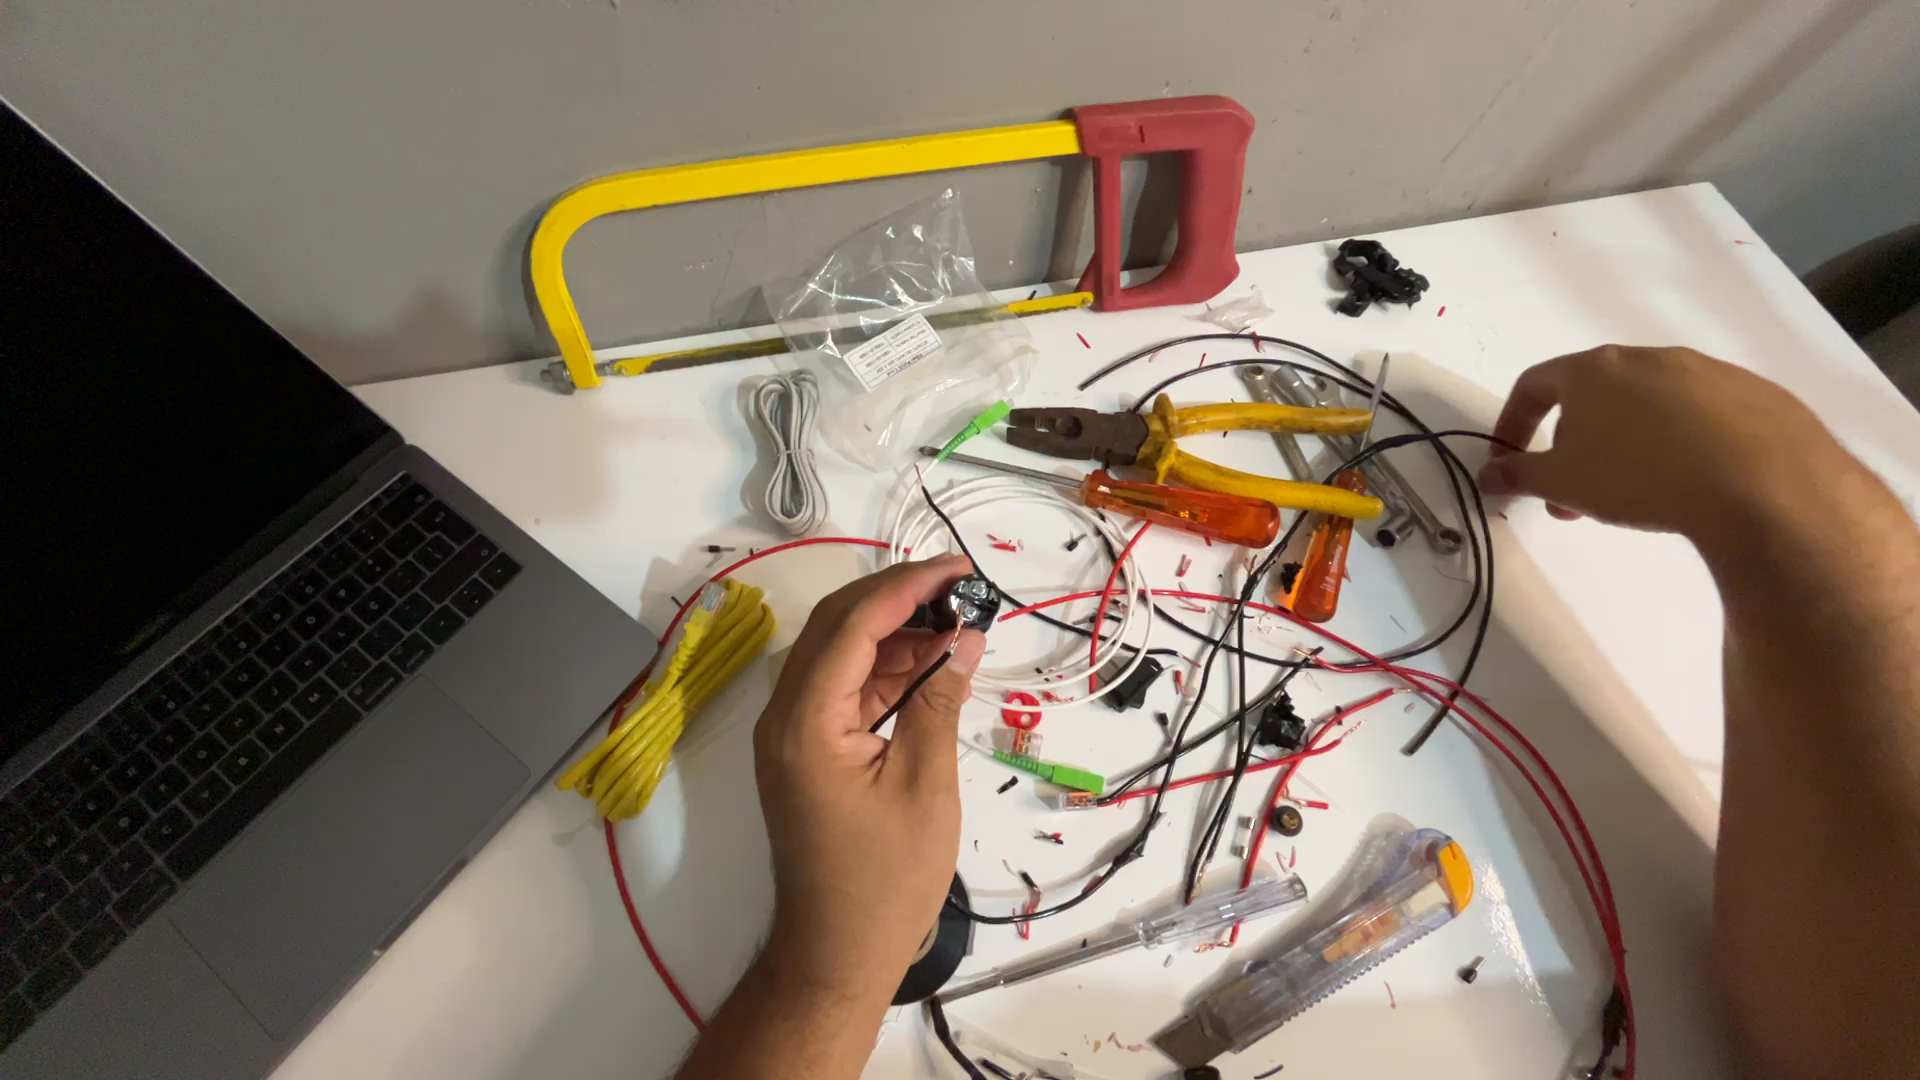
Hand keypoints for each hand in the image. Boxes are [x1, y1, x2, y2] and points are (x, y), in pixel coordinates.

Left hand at [752, 555, 984, 1002]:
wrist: (837, 954)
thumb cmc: (884, 881)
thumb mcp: (925, 786)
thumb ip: (939, 701)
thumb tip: (966, 639)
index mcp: (806, 721)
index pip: (853, 624)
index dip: (906, 586)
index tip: (958, 568)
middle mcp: (786, 715)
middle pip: (838, 625)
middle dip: (899, 597)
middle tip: (959, 586)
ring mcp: (794, 730)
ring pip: (842, 651)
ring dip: (896, 630)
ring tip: (957, 619)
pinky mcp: (809, 746)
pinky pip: (847, 686)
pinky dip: (888, 667)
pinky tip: (932, 658)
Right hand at [1477, 345, 1848, 536]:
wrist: (1767, 487)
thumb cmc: (1638, 475)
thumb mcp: (1557, 482)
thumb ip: (1515, 474)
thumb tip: (1489, 474)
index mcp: (1595, 369)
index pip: (1534, 384)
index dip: (1512, 423)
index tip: (1509, 459)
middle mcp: (1650, 358)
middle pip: (1590, 398)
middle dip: (1568, 444)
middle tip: (1565, 490)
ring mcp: (1709, 373)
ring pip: (1642, 408)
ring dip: (1618, 446)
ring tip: (1622, 493)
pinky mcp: (1757, 397)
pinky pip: (1695, 417)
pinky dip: (1673, 444)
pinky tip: (1680, 481)